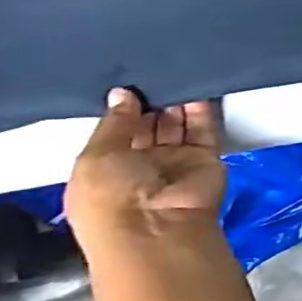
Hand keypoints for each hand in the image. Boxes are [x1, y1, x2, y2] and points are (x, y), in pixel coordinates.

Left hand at [65, 87, 226, 245]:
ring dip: (174, 102)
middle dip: (149, 101)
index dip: (120, 108)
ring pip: (176, 124)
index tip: (125, 84)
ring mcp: (175, 162)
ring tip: (172, 74)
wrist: (159, 227)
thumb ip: (114, 122)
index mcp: (107, 168)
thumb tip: (121, 94)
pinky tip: (194, 85)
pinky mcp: (206, 158)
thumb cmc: (111, 196)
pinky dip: (200, 108)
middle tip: (150, 74)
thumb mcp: (95, 155)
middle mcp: (142, 165)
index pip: (116, 131)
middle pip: (148, 125)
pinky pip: (203, 128)